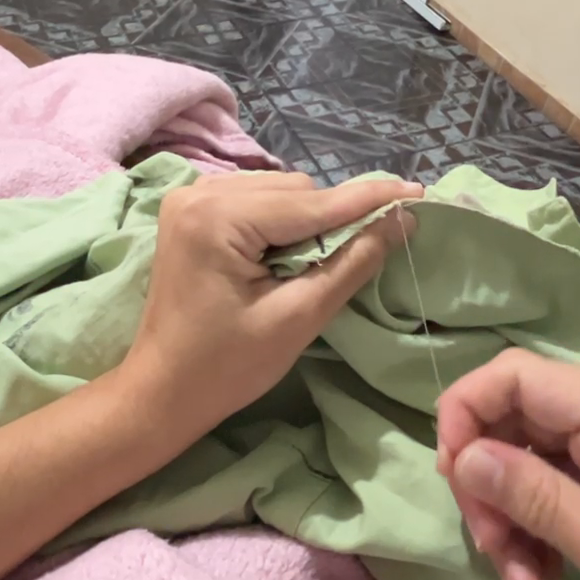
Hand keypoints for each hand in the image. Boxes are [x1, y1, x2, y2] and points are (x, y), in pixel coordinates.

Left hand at [120, 172, 420, 434]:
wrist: (162, 390)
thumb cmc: (227, 367)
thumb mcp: (298, 317)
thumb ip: (352, 262)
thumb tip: (401, 219)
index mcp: (218, 217)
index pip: (312, 203)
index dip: (368, 200)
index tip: (417, 192)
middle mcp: (200, 191)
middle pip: (295, 190)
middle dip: (330, 221)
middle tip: (345, 264)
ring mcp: (190, 197)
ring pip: (277, 191)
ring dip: (305, 221)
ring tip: (306, 269)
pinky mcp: (190, 210)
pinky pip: (255, 199)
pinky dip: (278, 222)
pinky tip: (279, 256)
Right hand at [435, 351, 579, 579]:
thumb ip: (543, 504)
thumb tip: (462, 457)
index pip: (514, 374)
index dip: (464, 414)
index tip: (454, 486)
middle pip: (523, 418)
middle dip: (493, 485)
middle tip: (497, 560)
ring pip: (543, 456)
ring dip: (520, 518)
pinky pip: (578, 484)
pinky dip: (553, 528)